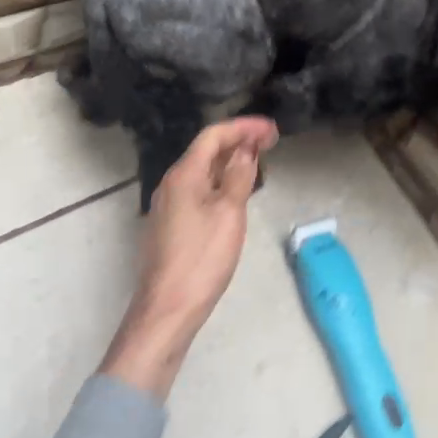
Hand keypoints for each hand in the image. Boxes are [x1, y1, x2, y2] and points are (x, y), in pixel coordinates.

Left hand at [100, 117, 279, 398]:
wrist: (166, 310)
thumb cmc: (201, 260)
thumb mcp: (229, 214)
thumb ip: (239, 177)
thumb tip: (244, 151)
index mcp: (183, 175)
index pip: (213, 136)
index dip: (243, 127)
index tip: (271, 129)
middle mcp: (171, 184)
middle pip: (206, 151)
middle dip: (238, 142)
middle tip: (270, 142)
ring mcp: (167, 206)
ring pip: (201, 172)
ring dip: (229, 162)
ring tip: (257, 163)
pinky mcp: (169, 226)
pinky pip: (197, 190)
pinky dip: (219, 182)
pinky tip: (235, 193)